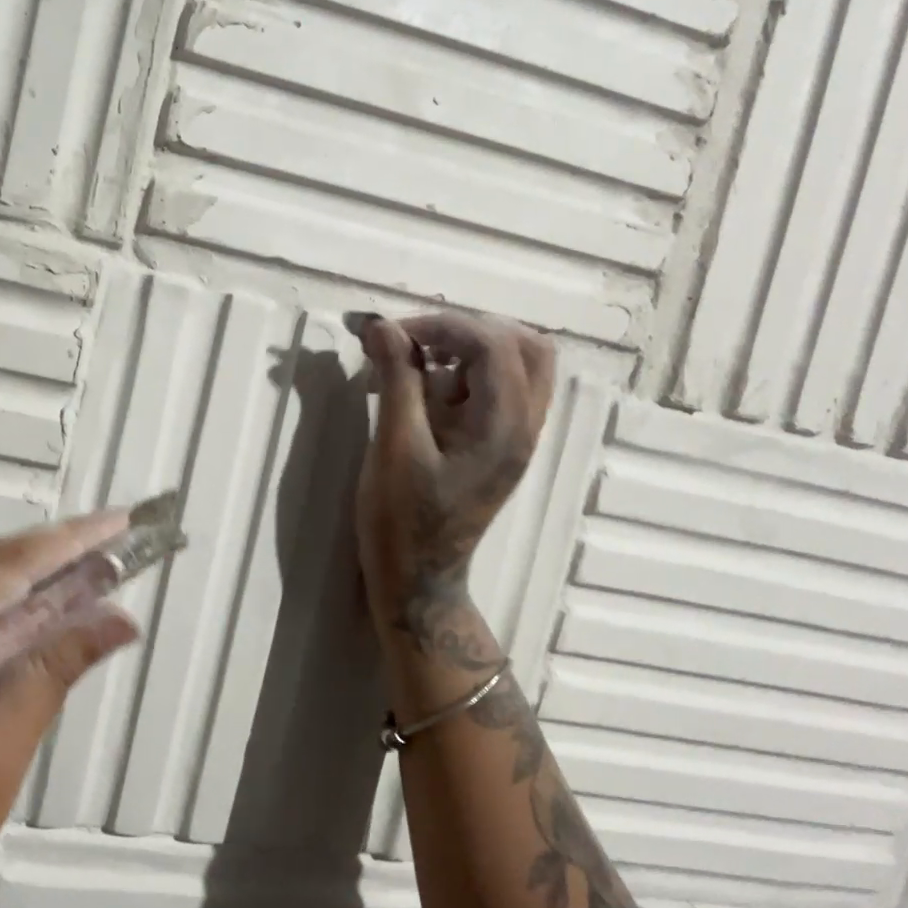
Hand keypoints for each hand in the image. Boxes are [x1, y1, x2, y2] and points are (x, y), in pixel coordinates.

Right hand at [352, 312, 554, 681]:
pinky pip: (502, 390)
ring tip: (416, 362)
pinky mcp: (500, 447)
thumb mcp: (393, 448)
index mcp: (504, 426)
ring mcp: (517, 437)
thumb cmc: (401, 521)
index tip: (387, 335)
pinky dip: (468, 373)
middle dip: (464, 330)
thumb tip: (383, 327)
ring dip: (469, 349)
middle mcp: (524, 426)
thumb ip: (396, 382)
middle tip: (412, 342)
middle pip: (524, 345)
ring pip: (518, 365)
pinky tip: (426, 389)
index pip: (491, 343)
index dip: (439, 325)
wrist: (418, 581)